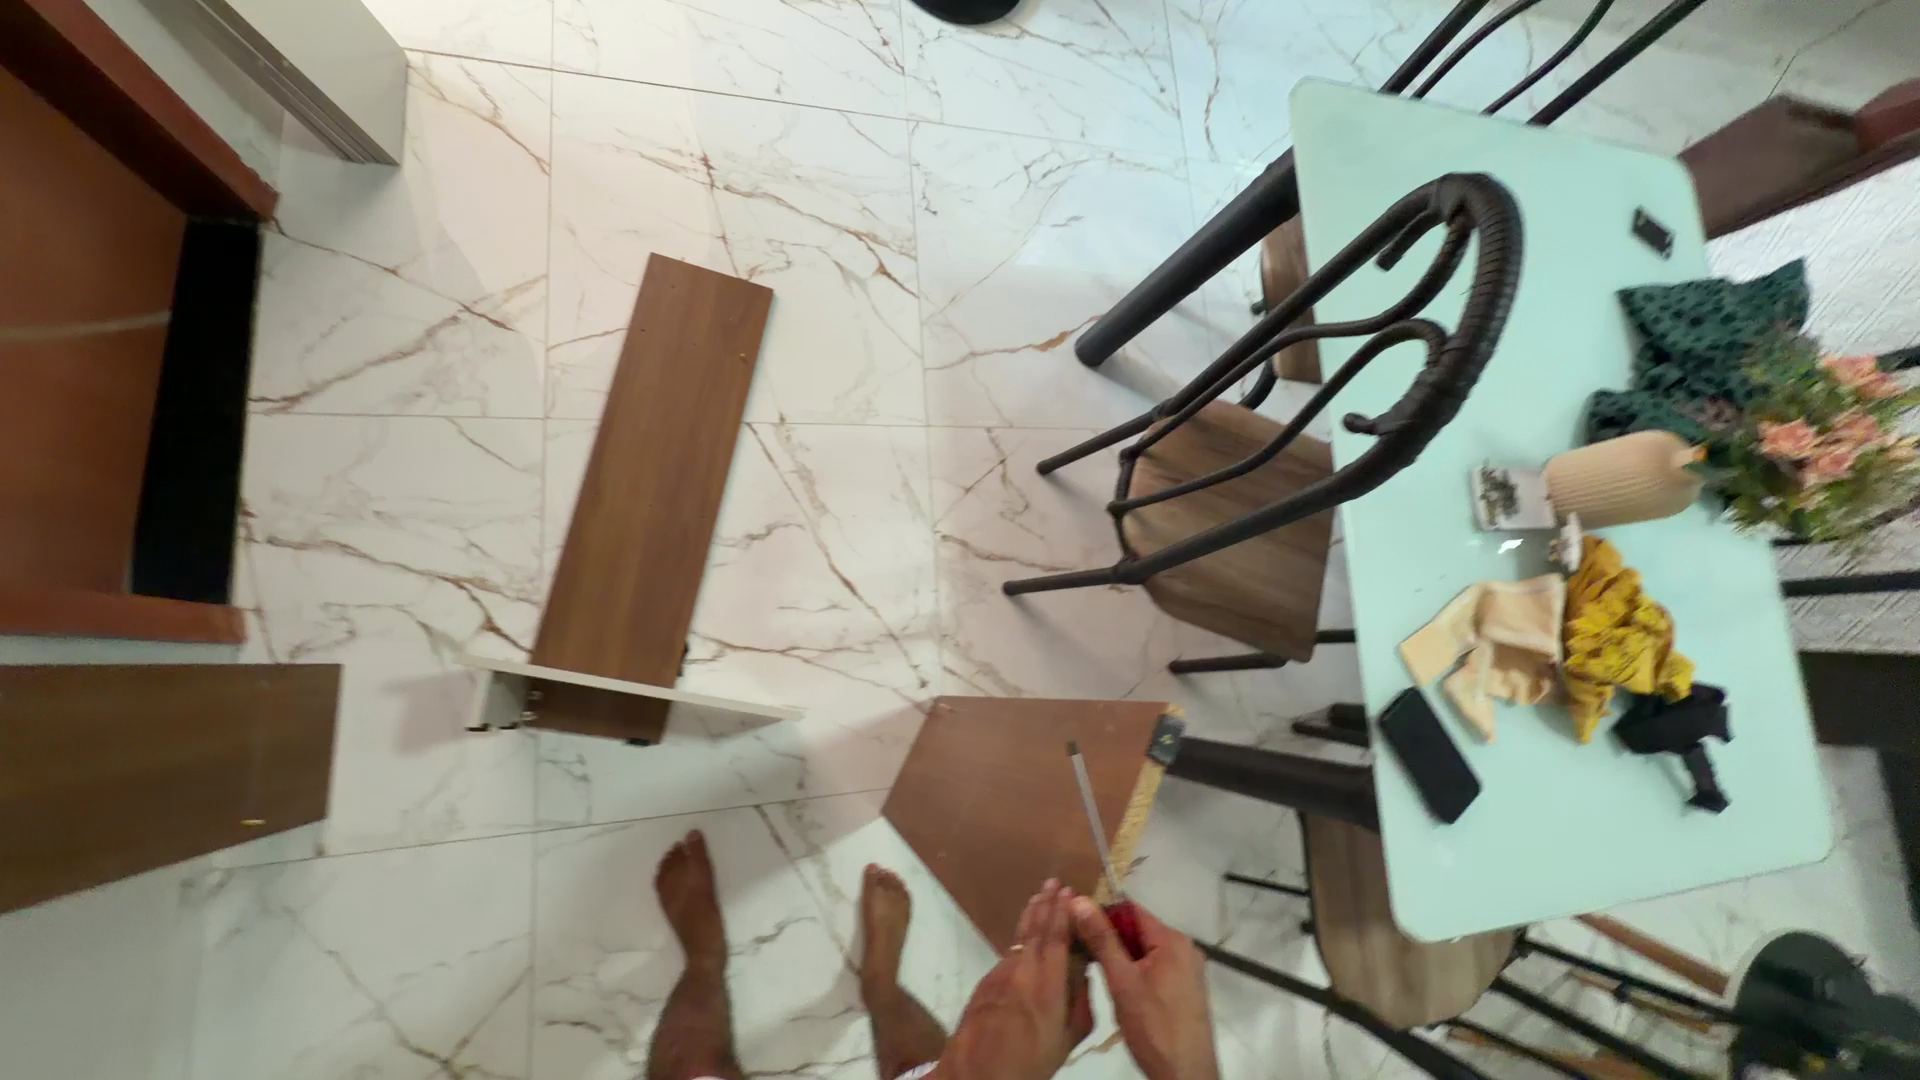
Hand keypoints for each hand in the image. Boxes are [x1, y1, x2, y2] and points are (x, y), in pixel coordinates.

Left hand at [936, 880, 1089, 1079]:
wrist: (978, 1071)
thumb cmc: (1030, 1061)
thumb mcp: (1067, 1042)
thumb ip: (1081, 1007)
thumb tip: (1086, 977)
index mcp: (1048, 982)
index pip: (1056, 935)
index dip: (1062, 911)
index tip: (1069, 891)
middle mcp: (1024, 968)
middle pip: (1036, 927)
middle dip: (1046, 902)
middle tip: (1054, 882)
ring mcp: (1002, 971)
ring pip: (1020, 937)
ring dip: (1031, 915)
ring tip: (1039, 897)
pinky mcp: (987, 979)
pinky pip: (1009, 954)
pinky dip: (1019, 940)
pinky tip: (1024, 939)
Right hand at [1070, 897, 1218, 1079]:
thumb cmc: (1154, 1028)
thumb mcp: (1122, 981)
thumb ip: (1101, 939)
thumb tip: (1078, 899)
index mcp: (1172, 940)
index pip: (1130, 910)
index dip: (1102, 915)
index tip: (1078, 927)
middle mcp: (1185, 948)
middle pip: (1137, 931)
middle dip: (1111, 943)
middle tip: (1086, 958)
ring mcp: (1188, 971)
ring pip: (1144, 952)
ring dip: (1122, 961)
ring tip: (1102, 978)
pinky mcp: (1186, 991)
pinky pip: (1155, 969)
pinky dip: (1136, 975)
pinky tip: (1122, 994)